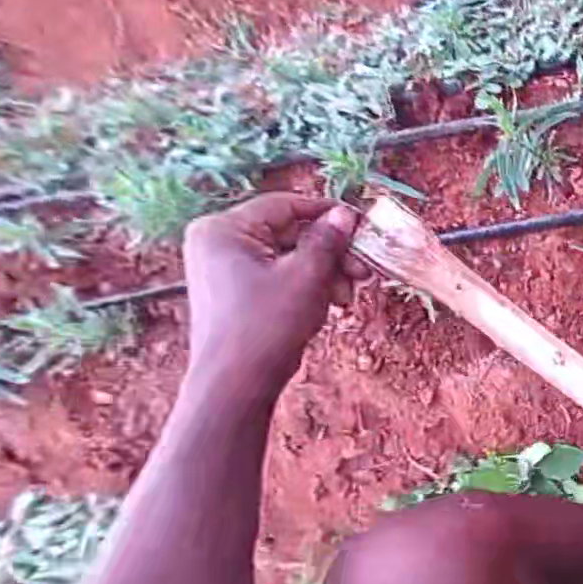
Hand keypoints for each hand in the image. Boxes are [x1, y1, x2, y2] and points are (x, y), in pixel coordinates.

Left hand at [182, 193, 367, 399]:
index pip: (285, 205)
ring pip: (291, 255)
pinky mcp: (238, 288)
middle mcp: (219, 241)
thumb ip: (326, 241)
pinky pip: (282, 274)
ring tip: (346, 295)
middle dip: (332, 252)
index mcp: (224, 229)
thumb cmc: (268, 324)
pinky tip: (330, 301)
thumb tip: (345, 214)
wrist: (239, 378)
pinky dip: (310, 284)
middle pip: (291, 232)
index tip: (363, 225)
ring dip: (326, 271)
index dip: (327, 213)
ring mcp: (226, 266)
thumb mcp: (306, 276)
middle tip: (363, 271)